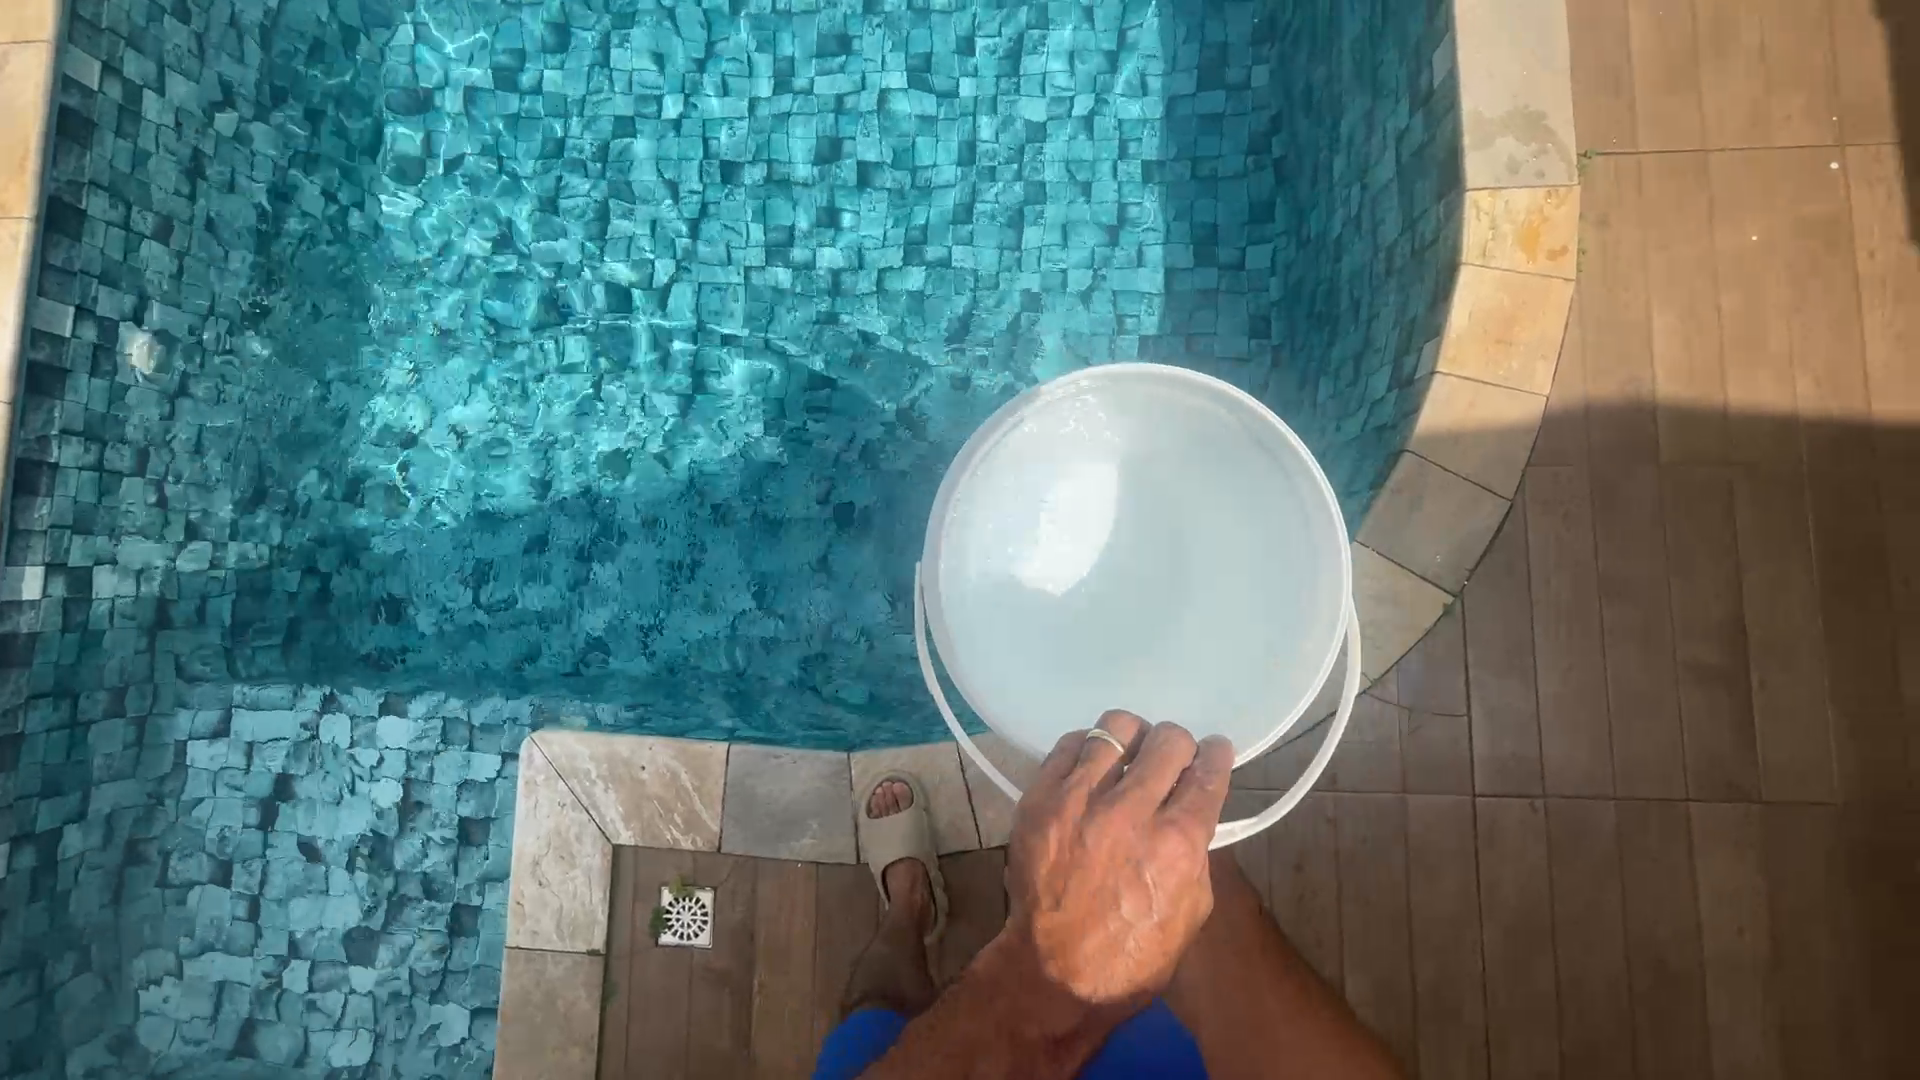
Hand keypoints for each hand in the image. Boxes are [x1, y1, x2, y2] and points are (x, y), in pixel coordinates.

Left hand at [1000, 710, 1233, 1011]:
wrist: (1054, 970)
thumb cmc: (1132, 954)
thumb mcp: (1191, 910)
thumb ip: (1194, 849)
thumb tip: (1190, 806)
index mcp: (1176, 844)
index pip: (1206, 773)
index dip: (1215, 755)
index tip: (1214, 749)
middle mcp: (1130, 811)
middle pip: (1167, 740)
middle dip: (1177, 745)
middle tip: (1170, 757)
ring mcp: (1079, 799)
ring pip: (1116, 728)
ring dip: (1132, 738)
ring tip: (1129, 753)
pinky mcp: (1041, 796)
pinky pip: (1070, 743)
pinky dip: (1088, 748)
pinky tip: (1093, 764)